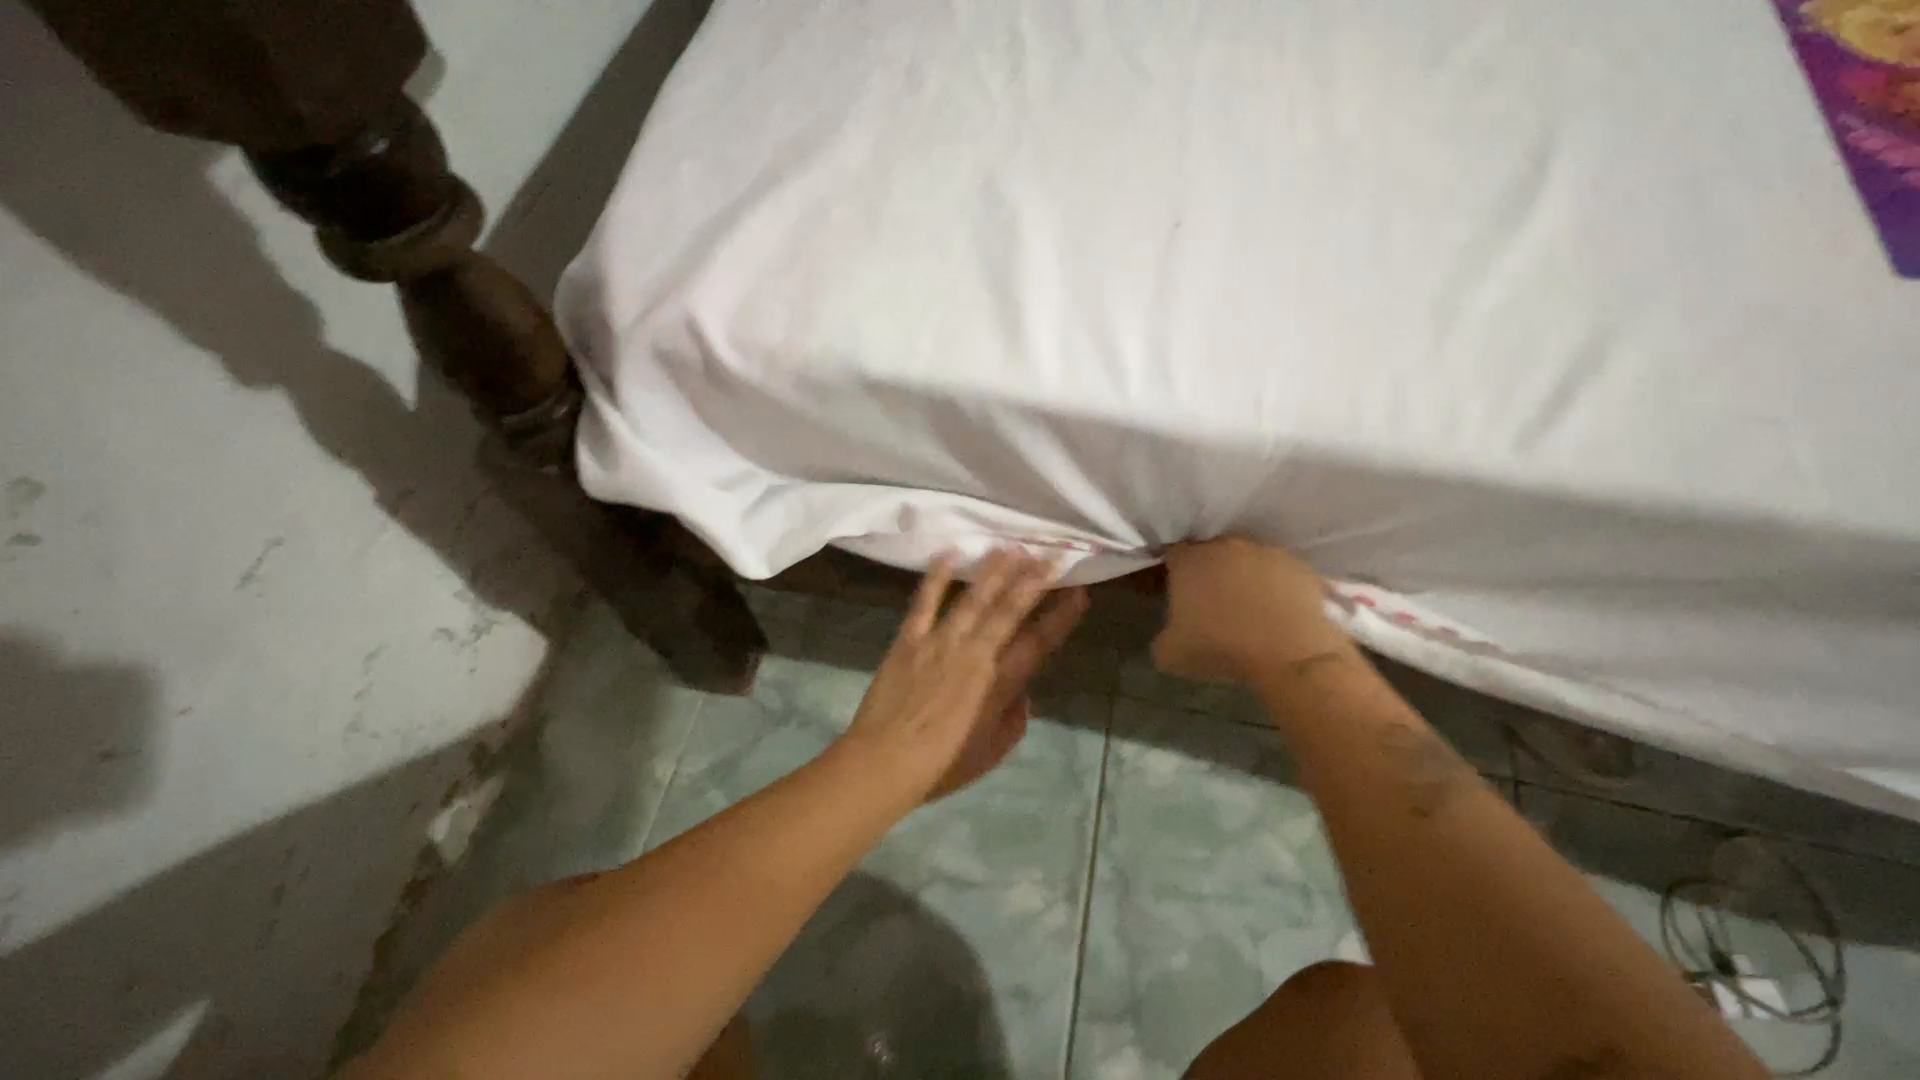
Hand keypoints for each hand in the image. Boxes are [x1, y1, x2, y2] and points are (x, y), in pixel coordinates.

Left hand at [841, 549, 1088, 802]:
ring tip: (1012, 547)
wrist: (884, 763)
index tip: (1079, 593)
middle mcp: (975, 655)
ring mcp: (940, 642)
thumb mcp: (990, 753)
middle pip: (1010, 610)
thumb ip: (1013, 722)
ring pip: (973, 598)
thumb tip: (1022, 697)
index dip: (1060, 617)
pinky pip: (925, 602)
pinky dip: (936, 576)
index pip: (1038, 643)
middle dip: (1034, 580)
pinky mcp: (908, 640)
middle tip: (1053, 555)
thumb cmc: (940, 767)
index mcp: (999, 684)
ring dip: (994, 571)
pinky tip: (949, 553)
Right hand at [1152, 537, 1352, 684]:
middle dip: (1209, 572)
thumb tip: (1170, 634)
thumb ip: (1163, 636)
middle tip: (1211, 602)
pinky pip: (1282, 574)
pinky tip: (1279, 613)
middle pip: (1212, 552)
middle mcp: (1226, 546)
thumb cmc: (1220, 647)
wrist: (1289, 652)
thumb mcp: (1170, 654)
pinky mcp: (1301, 567)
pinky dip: (1278, 588)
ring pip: (1248, 559)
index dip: (1173, 571)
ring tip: (1249, 608)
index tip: (1176, 593)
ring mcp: (1267, 552)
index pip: (1173, 554)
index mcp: (1189, 560)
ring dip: (1245, 576)